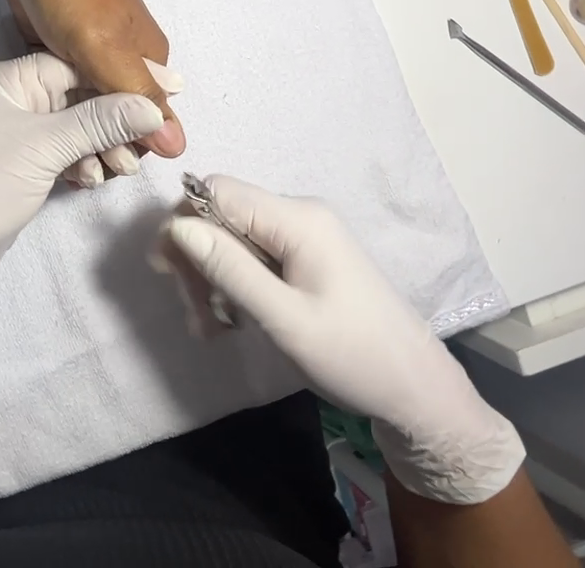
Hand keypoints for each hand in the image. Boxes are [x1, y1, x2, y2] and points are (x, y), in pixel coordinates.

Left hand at [0, 0, 184, 183]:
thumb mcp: (102, 46)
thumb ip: (133, 95)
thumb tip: (179, 148)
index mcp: (146, 61)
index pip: (145, 124)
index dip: (127, 151)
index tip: (104, 174)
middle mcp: (123, 62)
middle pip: (117, 122)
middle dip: (103, 149)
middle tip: (81, 175)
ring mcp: (88, 58)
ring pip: (88, 112)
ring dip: (79, 139)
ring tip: (64, 167)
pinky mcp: (59, 52)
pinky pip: (64, 97)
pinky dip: (59, 118)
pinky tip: (47, 139)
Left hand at [0, 53, 165, 333]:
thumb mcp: (46, 146)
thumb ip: (101, 121)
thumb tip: (154, 107)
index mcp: (9, 78)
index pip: (77, 65)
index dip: (123, 79)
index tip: (171, 90)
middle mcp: (13, 96)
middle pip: (81, 97)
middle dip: (115, 122)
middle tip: (145, 147)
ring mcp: (17, 130)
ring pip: (76, 127)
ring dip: (102, 147)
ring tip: (120, 171)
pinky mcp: (22, 161)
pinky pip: (65, 150)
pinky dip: (82, 162)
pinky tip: (90, 180)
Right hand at [163, 176, 524, 504]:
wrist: (418, 393)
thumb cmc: (354, 356)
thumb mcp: (285, 319)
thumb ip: (230, 269)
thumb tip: (177, 226)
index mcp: (298, 219)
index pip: (216, 191)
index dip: (183, 223)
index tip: (166, 271)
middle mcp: (299, 215)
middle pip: (220, 216)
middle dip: (196, 260)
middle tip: (192, 313)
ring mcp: (303, 236)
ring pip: (231, 239)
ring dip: (210, 279)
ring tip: (209, 328)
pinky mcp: (305, 257)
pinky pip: (252, 256)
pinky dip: (232, 285)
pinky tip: (228, 321)